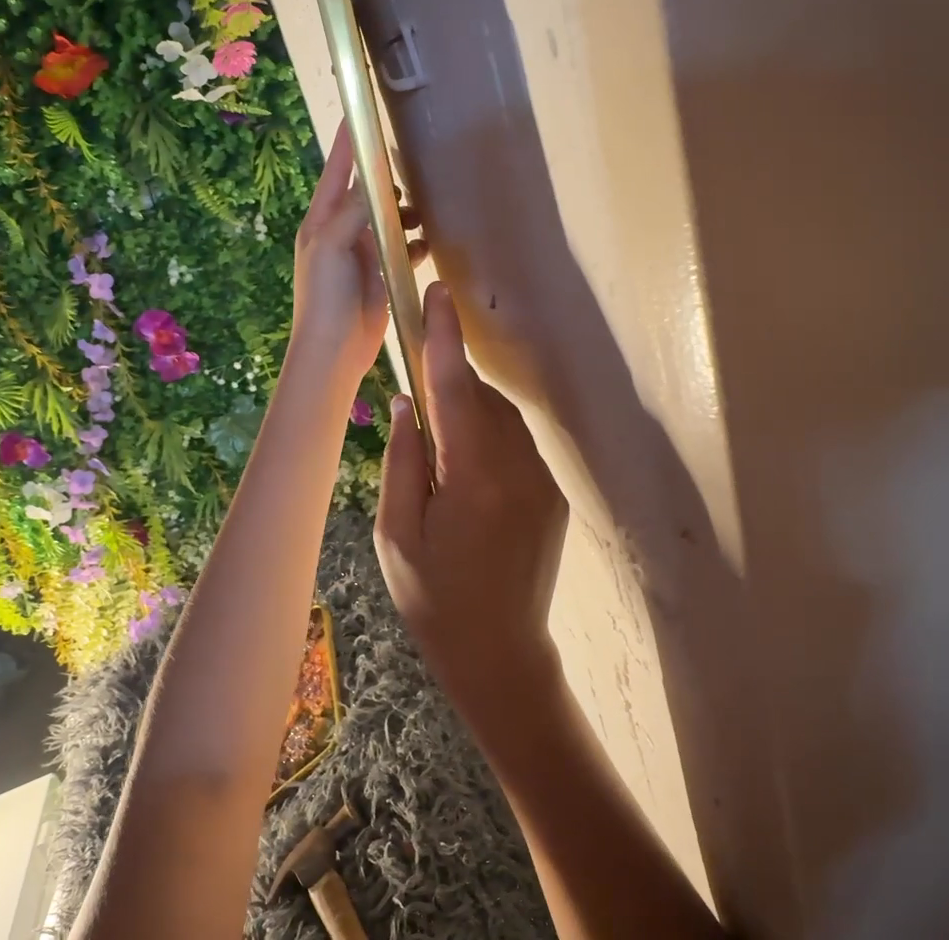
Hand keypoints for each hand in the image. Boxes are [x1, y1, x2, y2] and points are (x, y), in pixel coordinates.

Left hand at [287, 124, 422, 387]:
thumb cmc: (325, 295)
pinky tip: (431, 240)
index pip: (337, 171)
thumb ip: (353, 210)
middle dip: (389, 178)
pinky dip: (416, 242)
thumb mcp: (332, 244)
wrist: (334, 349)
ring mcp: (362, 254)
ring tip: (429, 202)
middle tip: (416, 158)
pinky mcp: (381, 275)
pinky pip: (402, 249)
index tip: (361, 111)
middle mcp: (341, 232)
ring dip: (407, 211)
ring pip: (388, 220)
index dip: (349, 143)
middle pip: (367, 193)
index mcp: (322, 220)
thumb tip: (375, 179)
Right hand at [375, 282, 568, 692]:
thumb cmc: (434, 600)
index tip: (438, 293)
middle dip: (450, 380)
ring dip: (469, 412)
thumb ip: (403, 460)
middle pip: (481, 399)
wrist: (500, 654)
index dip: (445, 337)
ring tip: (436, 448)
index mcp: (473, 478)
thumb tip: (406, 402)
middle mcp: (518, 470)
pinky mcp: (552, 497)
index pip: (456, 388)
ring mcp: (542, 483)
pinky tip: (463, 472)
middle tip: (414, 386)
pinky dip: (487, 439)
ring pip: (502, 421)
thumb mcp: (396, 534)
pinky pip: (516, 447)